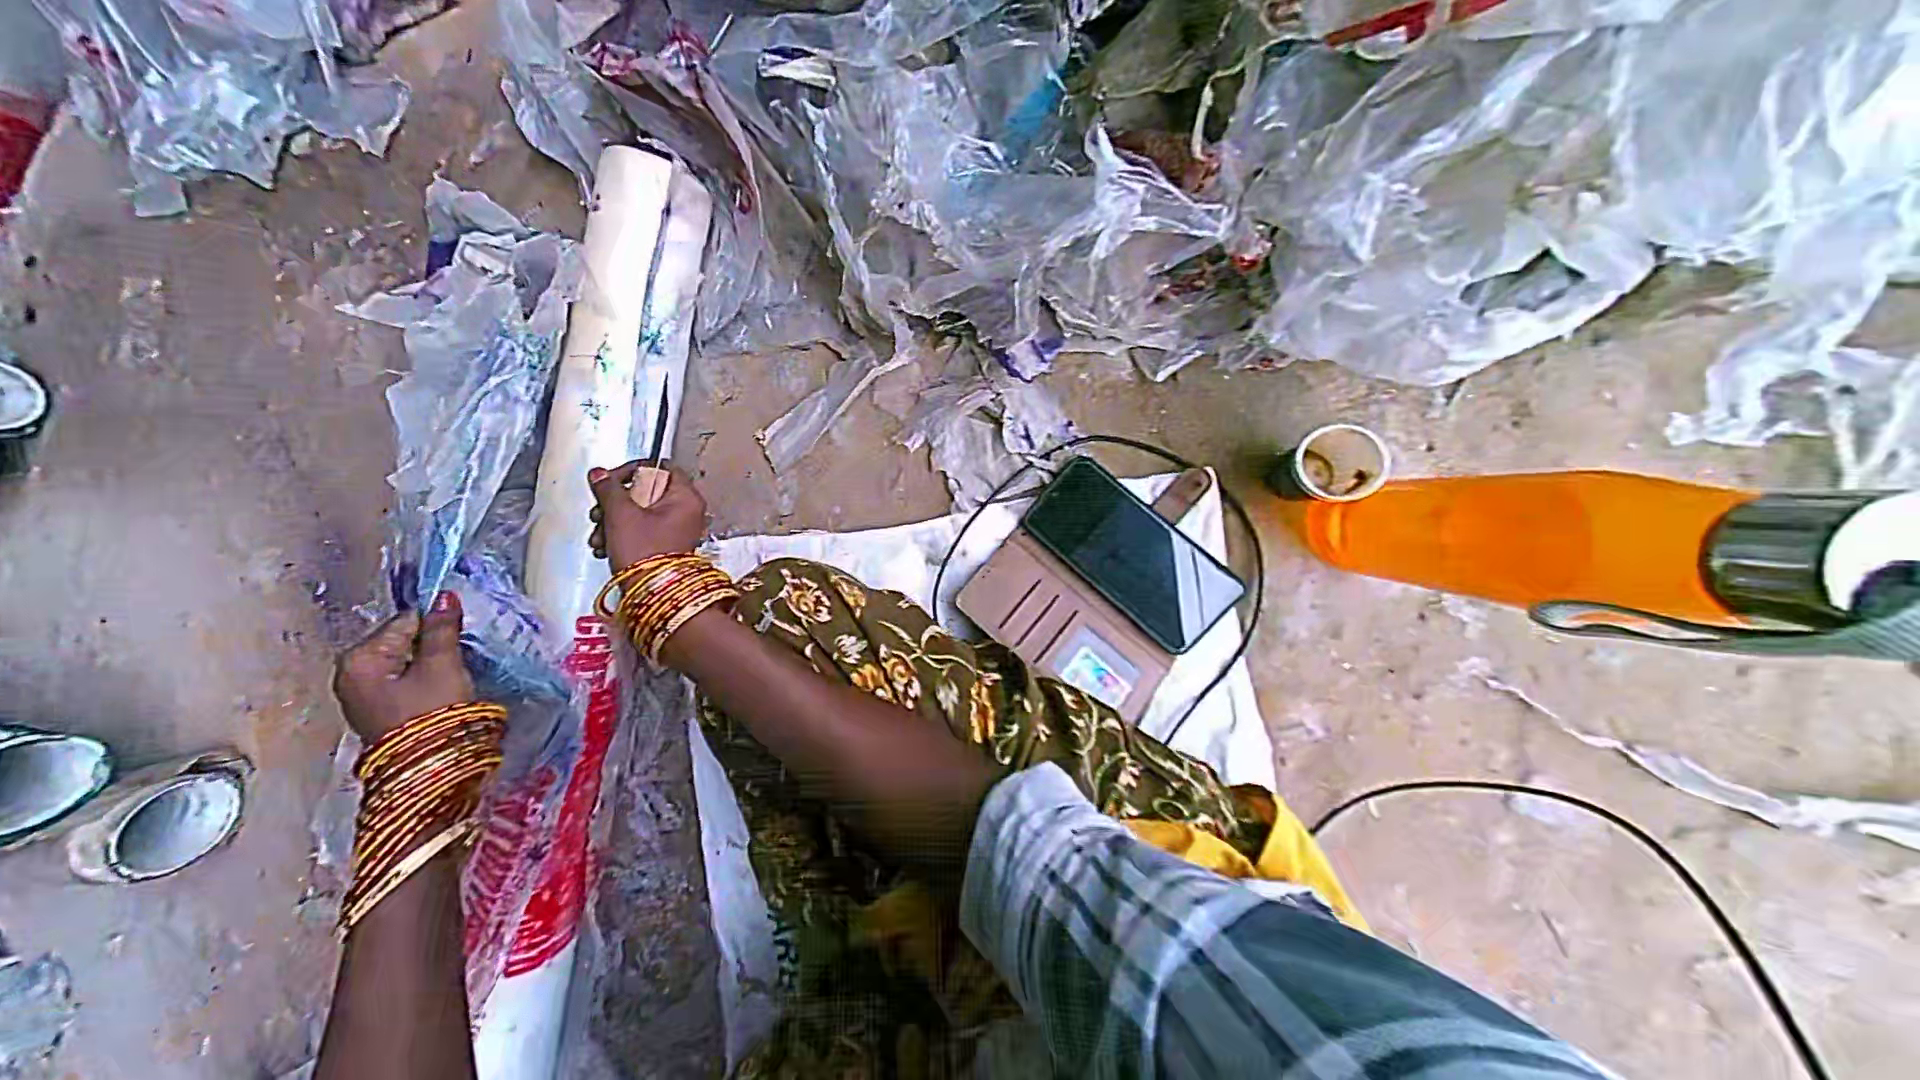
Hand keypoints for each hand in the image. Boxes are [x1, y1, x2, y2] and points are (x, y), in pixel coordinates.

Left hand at [334, 590, 475, 742]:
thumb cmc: (432, 711)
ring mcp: (361, 694)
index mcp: (359, 658)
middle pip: (401, 641)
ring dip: (429, 661)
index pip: (405, 622)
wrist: (428, 766)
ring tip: (452, 672)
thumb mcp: (442, 665)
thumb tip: (444, 595)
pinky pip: (402, 679)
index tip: (460, 635)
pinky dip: (423, 678)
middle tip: (458, 656)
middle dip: (431, 644)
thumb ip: (442, 629)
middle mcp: (350, 673)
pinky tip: (440, 687)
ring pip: (404, 661)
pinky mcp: (377, 709)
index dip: (436, 625)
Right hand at [588, 461, 707, 570]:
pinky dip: (621, 535)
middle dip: (614, 503)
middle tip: (598, 513)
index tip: (608, 481)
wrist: (652, 594)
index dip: (631, 470)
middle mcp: (686, 511)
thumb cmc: (644, 553)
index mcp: (685, 497)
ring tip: (598, 536)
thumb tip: (599, 474)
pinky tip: (604, 546)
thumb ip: (609, 489)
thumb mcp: (621, 514)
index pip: (660, 468)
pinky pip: (641, 531)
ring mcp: (677, 529)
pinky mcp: (665, 546)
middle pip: (645, 491)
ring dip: (612, 521)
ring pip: (639, 513)